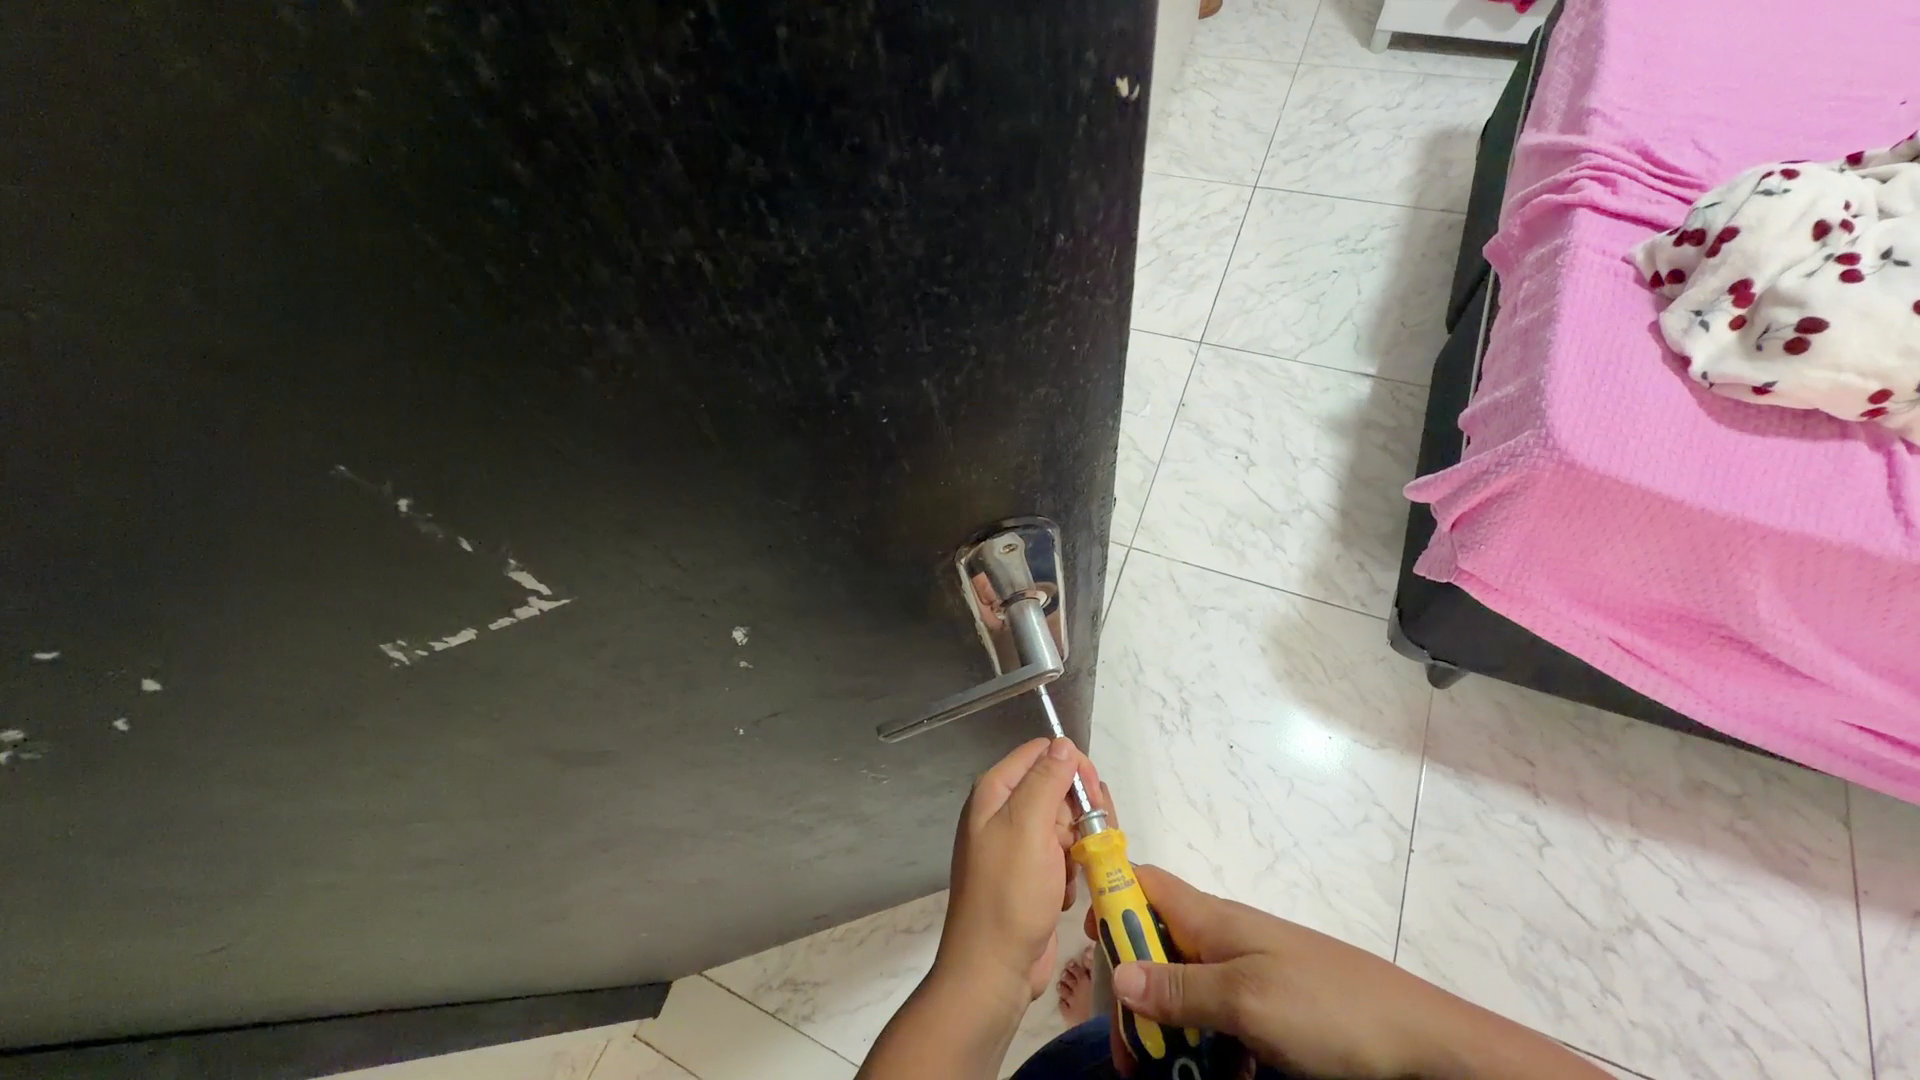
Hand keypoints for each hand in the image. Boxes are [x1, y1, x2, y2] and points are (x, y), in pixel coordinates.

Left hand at [934, 737, 1097, 1007]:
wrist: (994, 968)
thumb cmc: (1009, 894)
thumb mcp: (1028, 827)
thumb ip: (1046, 781)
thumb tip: (1064, 744)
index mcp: (995, 792)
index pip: (1042, 754)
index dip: (1072, 769)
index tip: (1094, 797)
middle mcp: (1003, 812)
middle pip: (1058, 789)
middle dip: (1081, 813)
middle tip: (1093, 838)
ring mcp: (1017, 846)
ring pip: (1066, 825)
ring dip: (1079, 846)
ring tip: (1076, 871)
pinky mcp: (1031, 876)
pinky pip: (1063, 857)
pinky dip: (1070, 871)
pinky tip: (1065, 893)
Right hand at [1101, 866, 1607, 1079]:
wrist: (1424, 1045)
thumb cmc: (1328, 1008)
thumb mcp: (1246, 1001)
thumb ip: (1179, 988)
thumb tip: (1119, 974)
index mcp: (1212, 919)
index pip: (1145, 882)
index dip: (1110, 896)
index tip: (1084, 940)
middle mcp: (1223, 939)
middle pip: (1155, 947)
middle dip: (1131, 991)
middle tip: (1126, 1050)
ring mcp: (1249, 975)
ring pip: (1184, 991)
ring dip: (1166, 1029)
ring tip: (1158, 1074)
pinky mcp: (1271, 1011)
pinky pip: (1219, 1021)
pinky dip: (1206, 1046)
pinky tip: (1214, 1076)